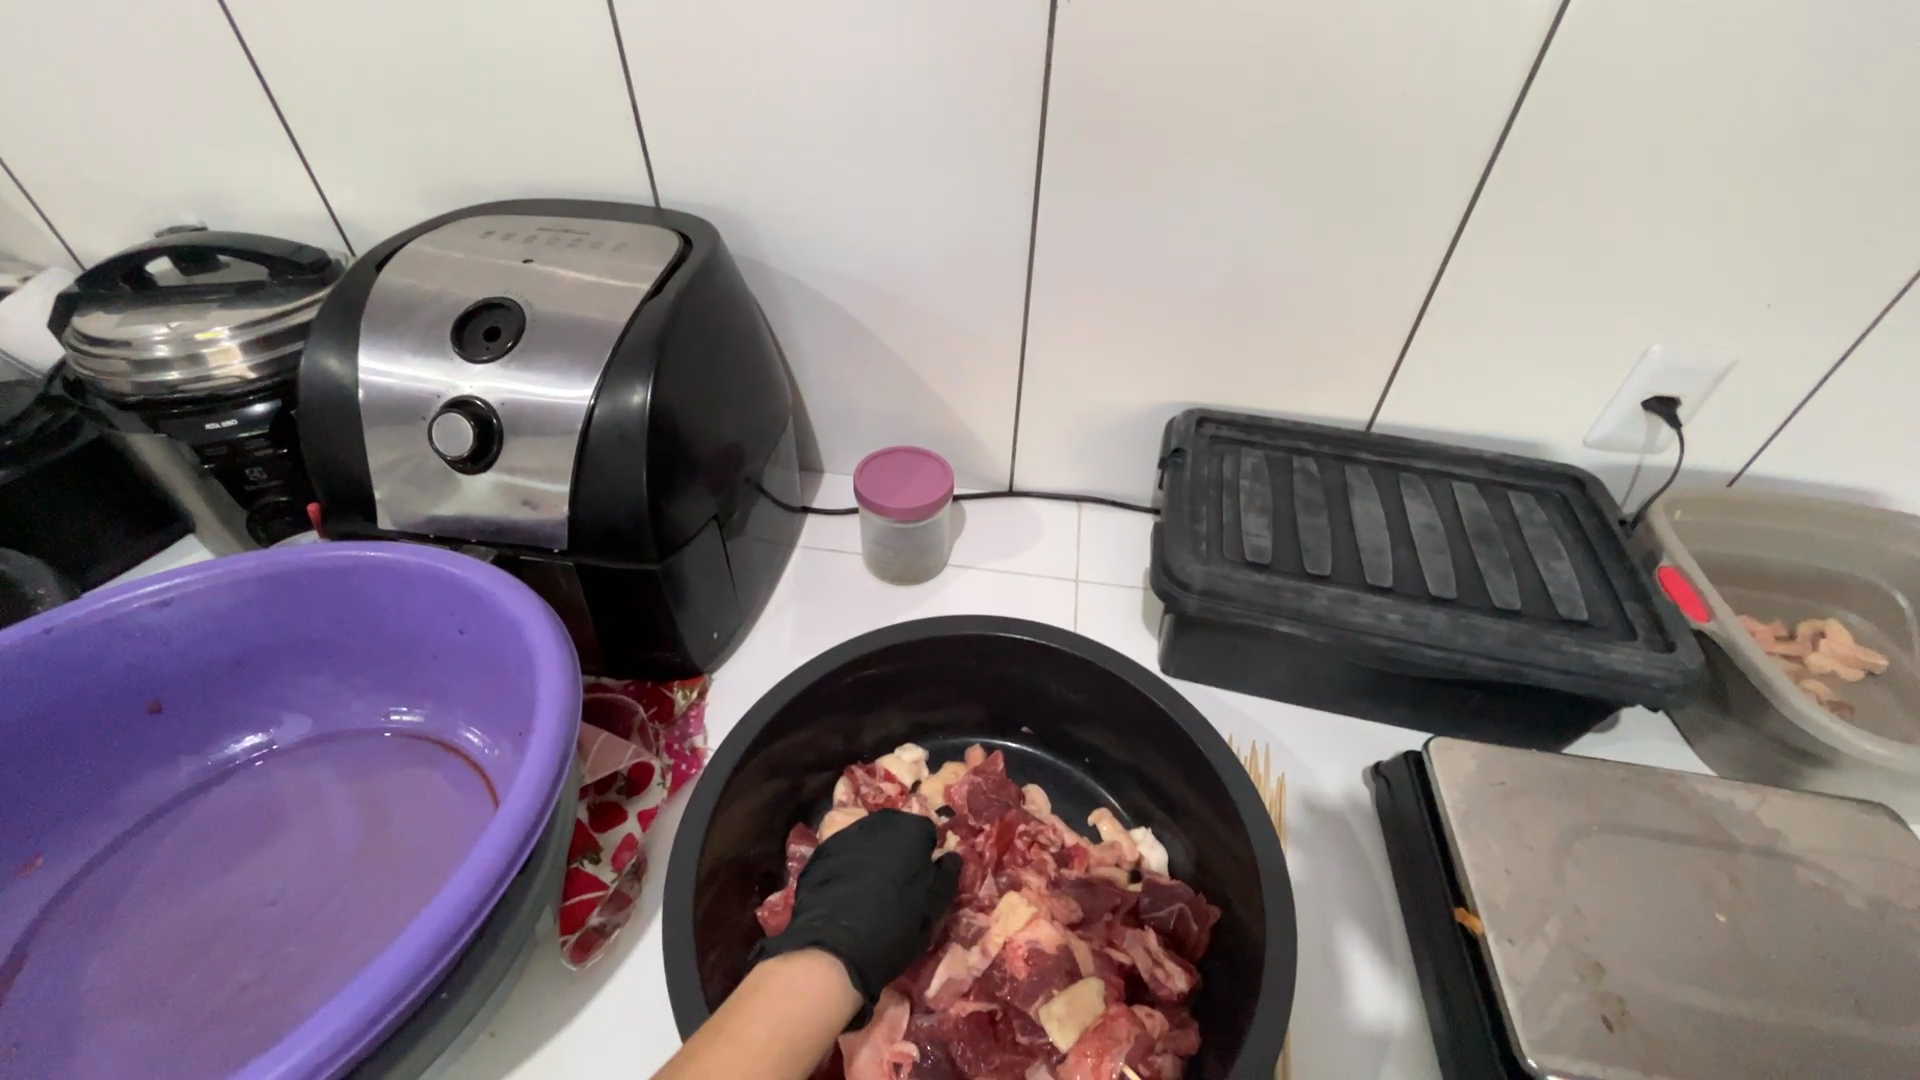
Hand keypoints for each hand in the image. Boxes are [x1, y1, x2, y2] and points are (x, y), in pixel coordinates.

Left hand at [748, 809, 961, 1027]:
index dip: (926, 856)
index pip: (927, 833)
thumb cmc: (895, 927)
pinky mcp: (819, 852)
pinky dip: (848, 866)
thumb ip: (947, 875)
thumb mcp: (935, 907)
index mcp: (911, 828)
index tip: (922, 881)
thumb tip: (950, 856)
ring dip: (873, 856)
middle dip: (899, 850)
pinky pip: (844, 854)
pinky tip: (847, 893)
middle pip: (895, 830)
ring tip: (871, 890)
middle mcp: (878, 821)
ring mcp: (845, 834)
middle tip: (898, 884)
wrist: (833, 949)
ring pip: (868, 840)